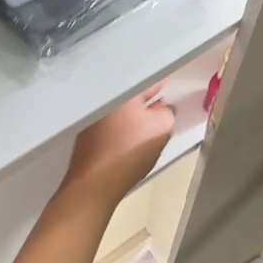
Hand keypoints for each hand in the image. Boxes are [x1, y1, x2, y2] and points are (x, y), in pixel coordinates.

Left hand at [62, 85, 175, 203]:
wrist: (95, 183)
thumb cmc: (129, 152)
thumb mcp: (162, 129)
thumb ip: (168, 112)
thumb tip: (164, 108)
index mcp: (121, 89)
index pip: (150, 78)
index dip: (165, 81)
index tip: (176, 85)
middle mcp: (104, 96)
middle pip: (134, 91)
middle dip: (150, 98)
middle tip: (166, 106)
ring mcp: (93, 114)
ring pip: (122, 106)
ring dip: (136, 112)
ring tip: (151, 122)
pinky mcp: (87, 131)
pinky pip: (112, 120)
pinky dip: (123, 123)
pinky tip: (132, 135)